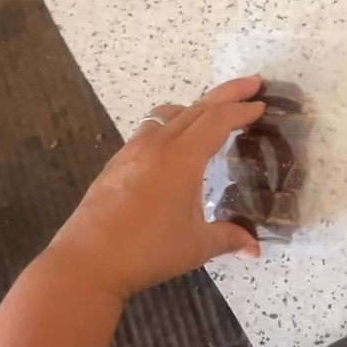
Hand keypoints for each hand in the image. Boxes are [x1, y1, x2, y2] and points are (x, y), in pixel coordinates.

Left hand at [48, 76, 266, 302]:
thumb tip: (255, 249)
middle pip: (197, 107)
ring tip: (212, 114)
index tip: (261, 106)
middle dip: (228, 93)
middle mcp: (158, 146)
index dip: (242, 110)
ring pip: (168, 115)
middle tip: (252, 83)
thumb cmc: (147, 251)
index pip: (218, 121)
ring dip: (195, 107)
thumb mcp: (197, 246)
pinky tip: (173, 145)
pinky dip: (170, 124)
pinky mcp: (116, 163)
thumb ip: (229, 238)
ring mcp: (133, 152)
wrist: (86, 262)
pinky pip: (149, 130)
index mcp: (182, 159)